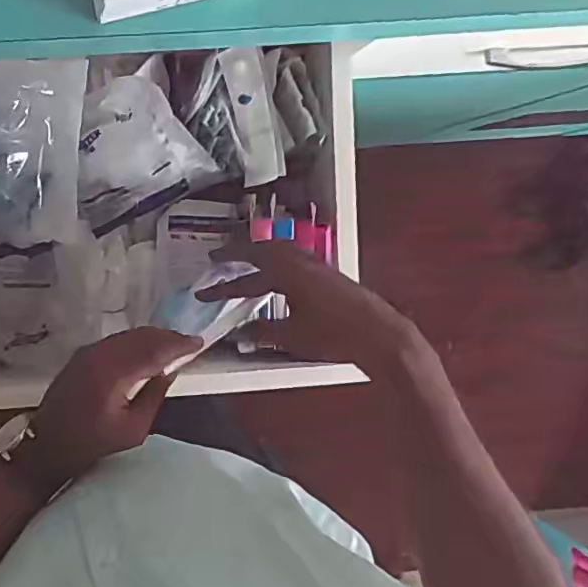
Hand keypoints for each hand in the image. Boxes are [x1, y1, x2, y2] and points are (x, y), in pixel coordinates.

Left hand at [14, 327, 201, 495]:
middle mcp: (99, 355)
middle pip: (141, 336)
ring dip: (152, 337)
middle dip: (167, 336)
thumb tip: (171, 371)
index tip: (198, 343)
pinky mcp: (81, 355)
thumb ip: (154, 395)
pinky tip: (147, 350)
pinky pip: (116, 340)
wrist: (46, 446)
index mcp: (112, 373)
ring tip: (173, 345)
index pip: (153, 350)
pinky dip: (136, 341)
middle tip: (189, 343)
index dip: (178, 344)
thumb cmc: (92, 445)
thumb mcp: (133, 429)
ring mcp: (87, 352)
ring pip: (128, 335)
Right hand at [195, 240, 423, 374]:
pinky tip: (278, 279)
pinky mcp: (329, 277)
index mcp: (288, 271)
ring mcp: (318, 267)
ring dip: (260, 256)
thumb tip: (242, 333)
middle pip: (264, 250)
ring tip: (245, 262)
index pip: (249, 269)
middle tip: (220, 257)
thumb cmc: (334, 334)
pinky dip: (278, 265)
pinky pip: (295, 261)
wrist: (380, 335)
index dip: (225, 276)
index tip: (207, 279)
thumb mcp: (292, 336)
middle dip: (240, 253)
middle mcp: (302, 262)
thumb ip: (263, 331)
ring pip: (281, 253)